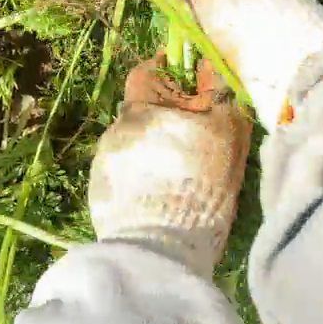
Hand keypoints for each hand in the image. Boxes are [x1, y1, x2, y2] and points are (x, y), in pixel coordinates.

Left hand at [88, 57, 251, 275]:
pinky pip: (123, 172)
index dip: (169, 76)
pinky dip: (139, 177)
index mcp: (142, 108)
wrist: (161, 251)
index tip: (189, 89)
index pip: (147, 72)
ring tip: (175, 177)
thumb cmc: (199, 186)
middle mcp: (116, 128)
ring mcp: (103, 161)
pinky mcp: (98, 192)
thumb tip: (215, 72)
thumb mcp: (224, 136)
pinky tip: (157, 197)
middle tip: (191, 142)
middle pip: (142, 111)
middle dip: (164, 120)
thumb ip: (219, 98)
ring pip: (133, 144)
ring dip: (151, 150)